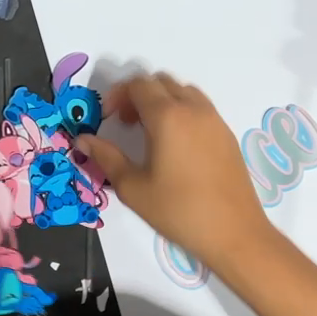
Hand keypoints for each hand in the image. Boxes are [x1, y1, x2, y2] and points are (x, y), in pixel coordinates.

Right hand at [77, 74, 274, 259]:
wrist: (235, 234)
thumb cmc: (178, 210)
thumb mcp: (132, 187)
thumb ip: (105, 157)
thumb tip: (81, 139)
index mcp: (167, 116)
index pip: (137, 85)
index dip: (117, 95)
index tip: (108, 119)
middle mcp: (192, 109)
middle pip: (160, 81)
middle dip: (138, 94)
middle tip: (126, 123)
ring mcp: (214, 120)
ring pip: (183, 90)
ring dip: (162, 99)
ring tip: (152, 130)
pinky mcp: (227, 134)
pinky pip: (200, 106)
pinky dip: (182, 110)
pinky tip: (176, 143)